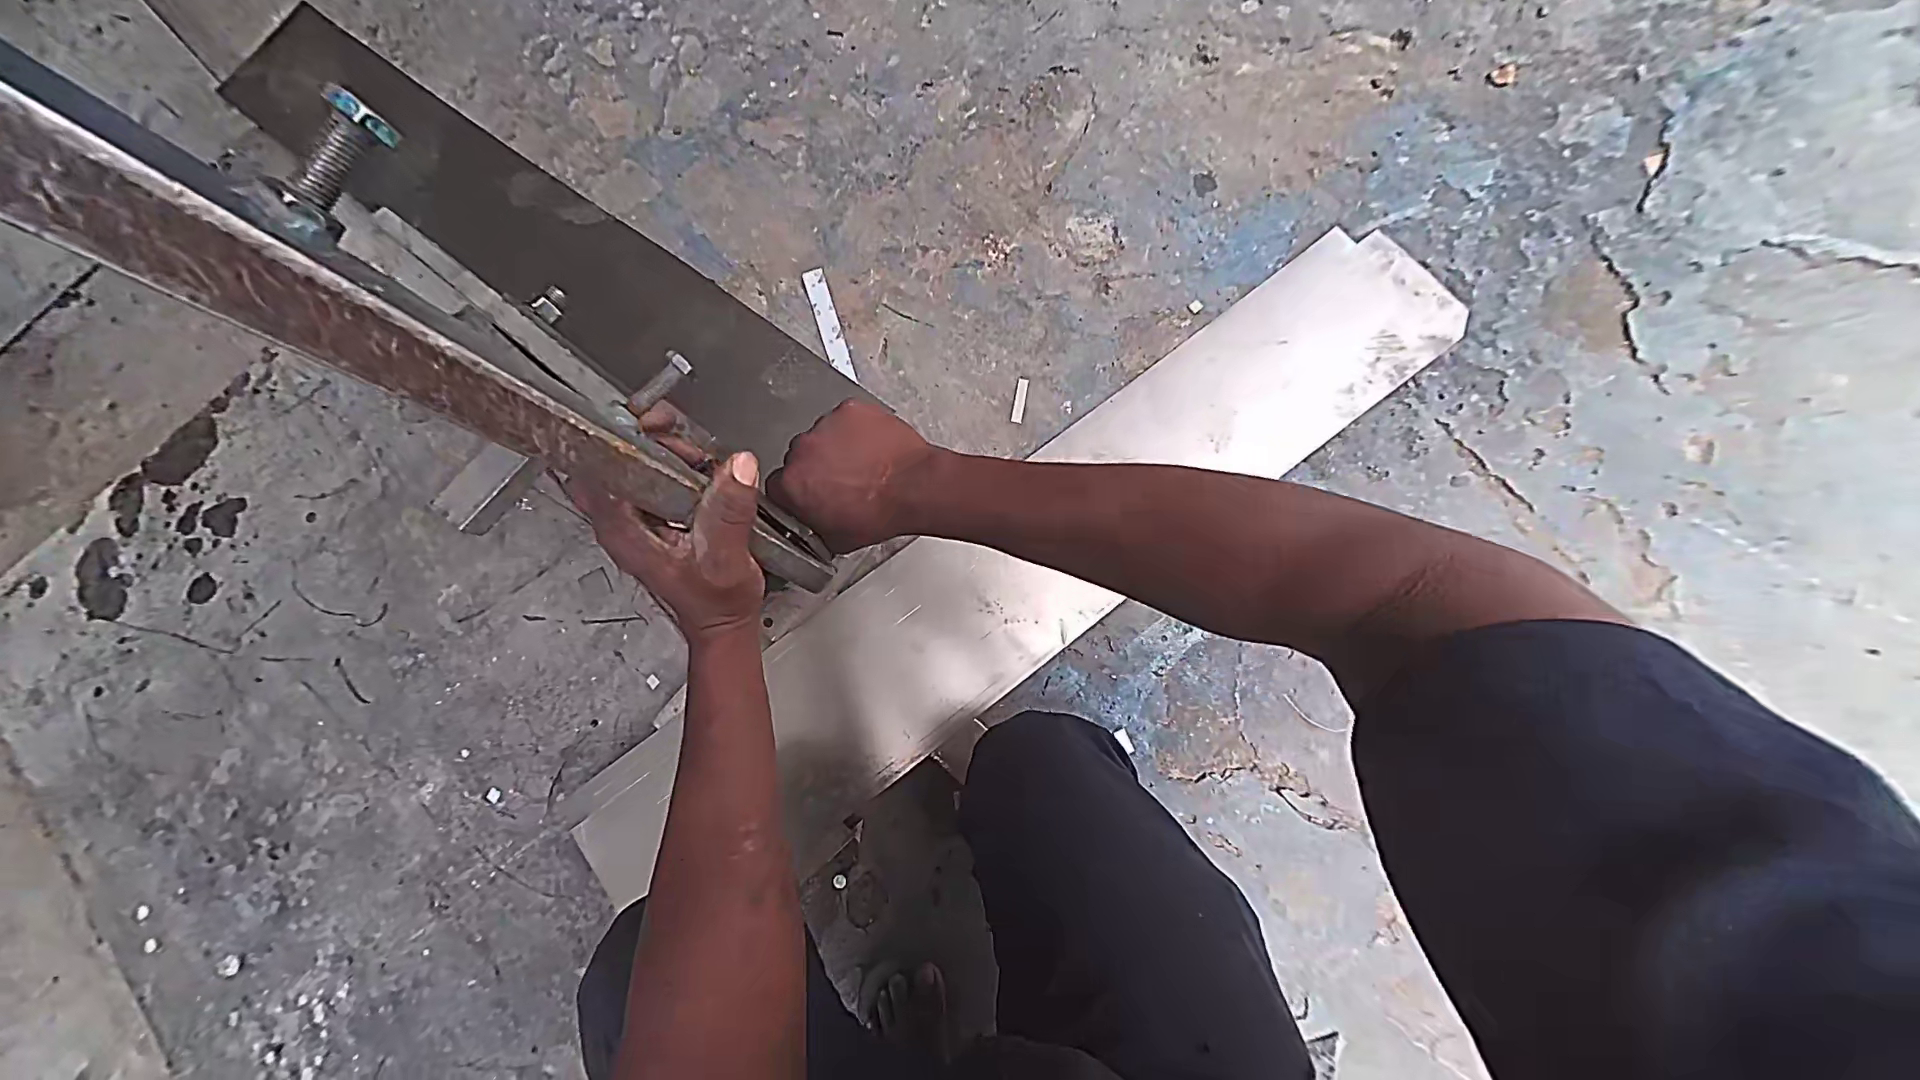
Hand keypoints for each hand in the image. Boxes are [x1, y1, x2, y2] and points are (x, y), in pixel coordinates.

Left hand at [570, 452, 765, 644]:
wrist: (724, 624)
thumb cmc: (716, 603)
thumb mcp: (726, 558)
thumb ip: (729, 513)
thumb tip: (739, 468)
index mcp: (623, 527)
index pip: (603, 462)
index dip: (628, 435)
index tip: (657, 425)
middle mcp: (621, 519)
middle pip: (621, 455)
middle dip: (660, 443)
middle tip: (696, 456)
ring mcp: (636, 517)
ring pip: (640, 462)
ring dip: (674, 454)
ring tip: (705, 470)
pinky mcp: (654, 517)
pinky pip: (658, 476)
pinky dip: (680, 467)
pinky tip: (703, 477)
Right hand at [767, 401, 944, 551]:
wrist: (915, 487)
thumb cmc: (881, 512)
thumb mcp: (837, 539)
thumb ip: (812, 528)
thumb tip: (811, 526)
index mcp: (792, 484)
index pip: (779, 485)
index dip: (797, 490)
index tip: (810, 492)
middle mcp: (802, 450)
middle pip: (800, 456)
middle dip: (817, 466)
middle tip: (844, 478)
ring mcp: (826, 426)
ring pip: (824, 434)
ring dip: (838, 446)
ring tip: (863, 462)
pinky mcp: (849, 410)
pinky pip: (847, 418)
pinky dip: (858, 429)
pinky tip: (872, 447)